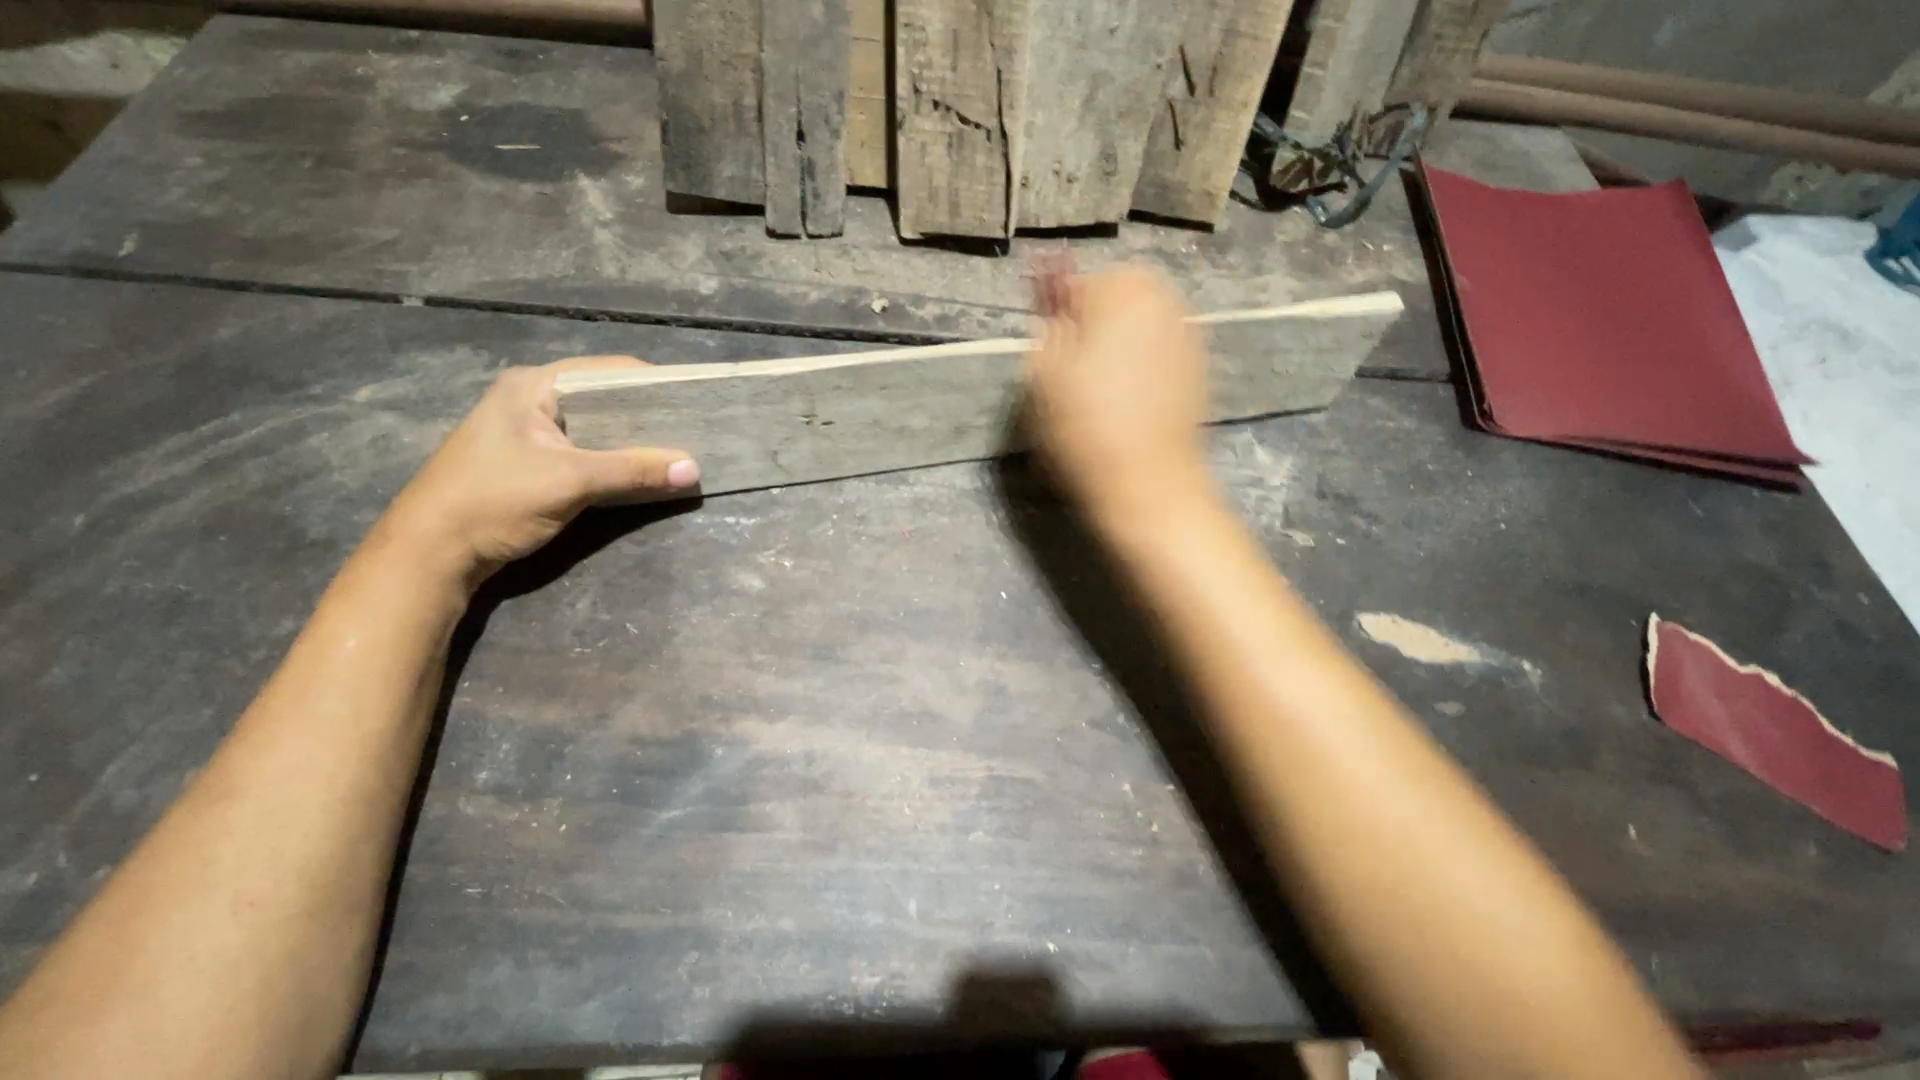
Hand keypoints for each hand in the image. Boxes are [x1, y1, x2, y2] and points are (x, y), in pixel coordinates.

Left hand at [379, 356, 697, 587]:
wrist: (431, 551)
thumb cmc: (495, 500)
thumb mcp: (570, 482)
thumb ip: (633, 471)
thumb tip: (692, 468)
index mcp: (536, 385)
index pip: (610, 372)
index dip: (656, 385)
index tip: (697, 403)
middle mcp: (534, 400)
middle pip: (606, 400)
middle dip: (650, 418)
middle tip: (695, 432)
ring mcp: (531, 433)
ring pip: (598, 430)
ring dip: (634, 444)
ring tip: (678, 453)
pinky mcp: (533, 464)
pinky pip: (587, 453)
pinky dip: (615, 462)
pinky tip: (643, 474)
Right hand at [1024, 264, 1214, 524]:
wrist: (1149, 483)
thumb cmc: (1086, 425)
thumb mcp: (1042, 373)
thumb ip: (1046, 328)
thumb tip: (1053, 308)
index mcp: (1125, 289)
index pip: (1081, 282)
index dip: (1059, 312)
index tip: (1049, 346)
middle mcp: (1165, 300)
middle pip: (1118, 297)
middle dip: (1095, 320)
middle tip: (1071, 365)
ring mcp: (1189, 335)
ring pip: (1141, 325)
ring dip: (1120, 342)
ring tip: (1098, 385)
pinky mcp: (1200, 370)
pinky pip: (1160, 352)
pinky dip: (1143, 364)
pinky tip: (1127, 400)